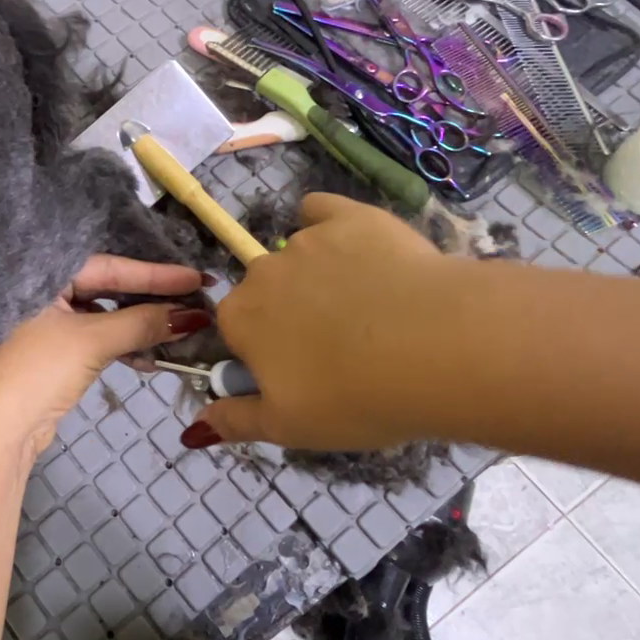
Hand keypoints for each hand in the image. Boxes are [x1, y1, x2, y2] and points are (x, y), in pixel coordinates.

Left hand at [0, 255, 208, 457]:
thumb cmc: (36, 370)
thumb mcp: (92, 341)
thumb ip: (142, 324)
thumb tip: (193, 316)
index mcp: (41, 274)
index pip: (107, 266)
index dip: (154, 274)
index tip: (197, 279)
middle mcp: (40, 291)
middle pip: (105, 287)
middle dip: (149, 299)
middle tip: (195, 302)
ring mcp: (44, 322)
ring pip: (102, 315)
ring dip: (138, 326)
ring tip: (179, 333)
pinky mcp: (51, 352)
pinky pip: (94, 338)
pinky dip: (120, 346)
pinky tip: (149, 357)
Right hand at [192, 193, 457, 451]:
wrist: (443, 349)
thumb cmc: (359, 397)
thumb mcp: (292, 428)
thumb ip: (237, 421)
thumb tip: (195, 427)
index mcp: (239, 320)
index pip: (238, 331)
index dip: (267, 352)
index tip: (304, 373)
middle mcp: (261, 274)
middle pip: (268, 293)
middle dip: (293, 314)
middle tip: (344, 349)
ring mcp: (306, 241)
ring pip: (299, 257)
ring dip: (319, 277)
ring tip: (374, 310)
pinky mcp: (350, 218)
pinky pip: (322, 210)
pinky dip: (329, 224)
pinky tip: (357, 248)